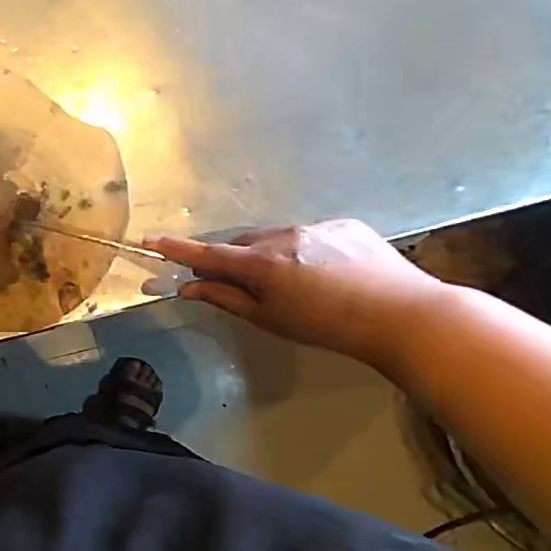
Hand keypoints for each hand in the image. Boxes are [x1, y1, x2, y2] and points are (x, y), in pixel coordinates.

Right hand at [147, 220, 448, 364]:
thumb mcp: (269, 319)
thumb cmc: (326, 326)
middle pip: (243, 244)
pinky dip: (303, 252)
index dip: (177, 248)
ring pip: (276, 238)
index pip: (209, 253)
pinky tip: (326, 276)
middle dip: (234, 261)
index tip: (151, 239)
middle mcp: (285, 235)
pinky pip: (309, 234)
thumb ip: (226, 298)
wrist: (400, 314)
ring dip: (271, 257)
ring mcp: (317, 225)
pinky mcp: (344, 223)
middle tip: (241, 288)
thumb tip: (189, 286)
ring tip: (296, 287)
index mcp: (263, 263)